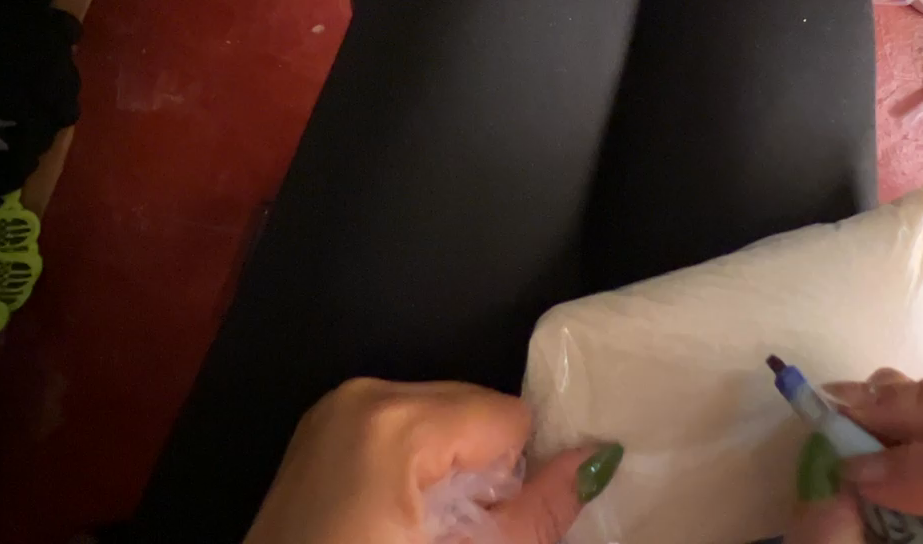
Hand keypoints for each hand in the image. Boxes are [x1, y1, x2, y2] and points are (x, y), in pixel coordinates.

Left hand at [242, 379, 621, 543]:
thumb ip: (539, 510)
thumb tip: (599, 457)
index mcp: (398, 422)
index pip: (506, 416)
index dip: (510, 478)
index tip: (483, 528)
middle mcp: (366, 393)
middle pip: (472, 407)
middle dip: (478, 468)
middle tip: (447, 535)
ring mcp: (337, 405)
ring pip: (439, 413)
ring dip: (448, 464)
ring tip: (417, 529)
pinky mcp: (323, 423)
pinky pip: (401, 420)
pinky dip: (413, 459)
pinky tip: (389, 515)